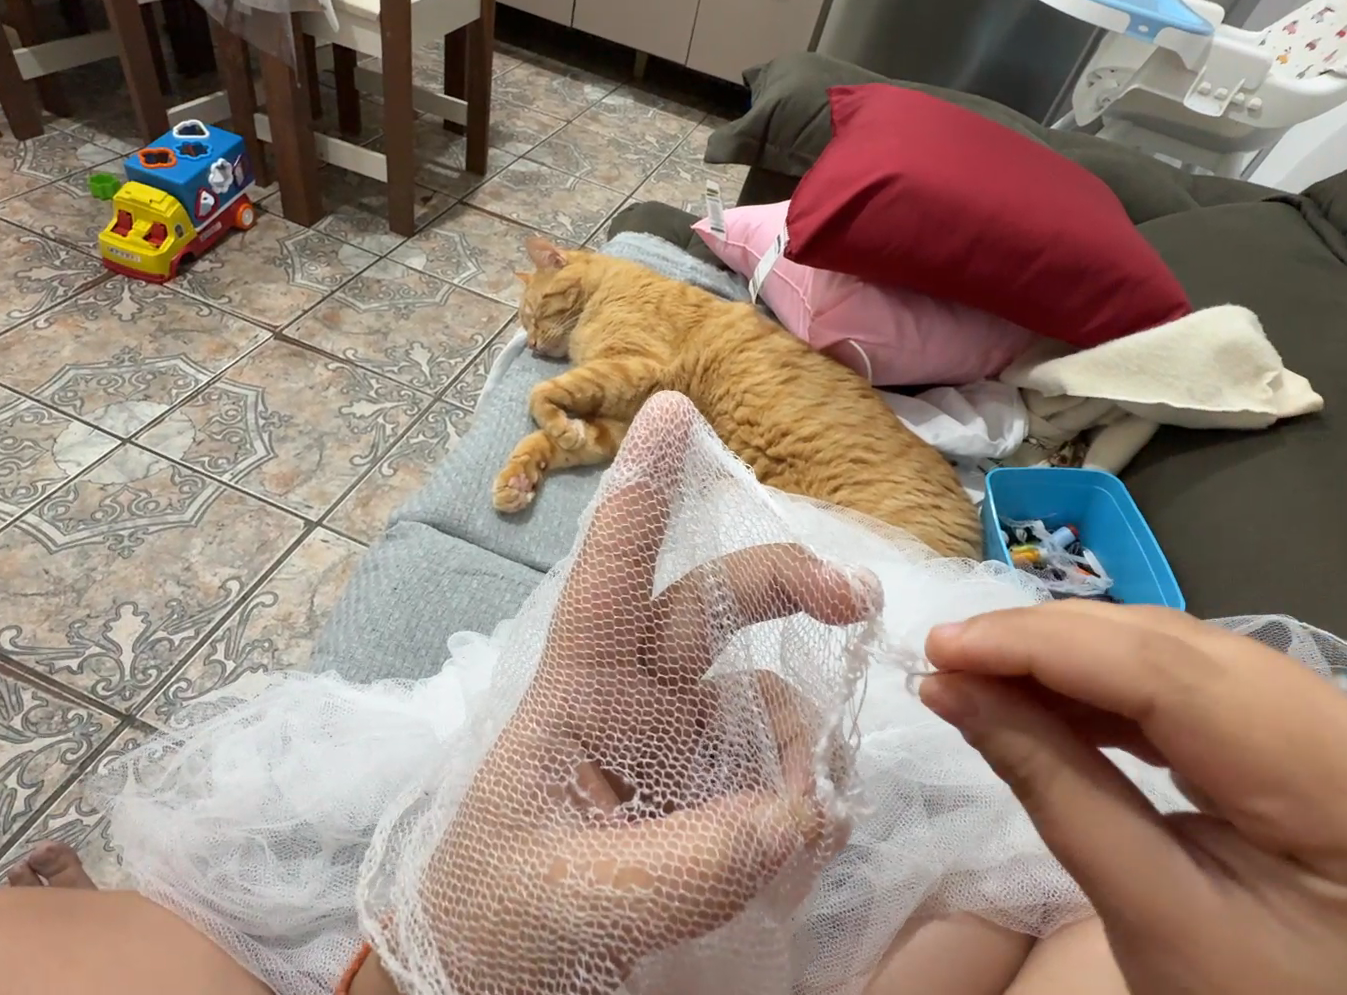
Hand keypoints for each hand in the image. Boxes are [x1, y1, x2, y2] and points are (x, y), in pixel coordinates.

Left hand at [398, 394, 879, 993]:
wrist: (492, 973)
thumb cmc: (496, 916)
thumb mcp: (577, 899)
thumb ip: (694, 863)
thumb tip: (802, 814)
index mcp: (577, 690)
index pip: (609, 573)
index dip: (641, 489)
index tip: (673, 407)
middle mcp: (633, 694)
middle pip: (712, 602)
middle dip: (782, 581)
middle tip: (854, 599)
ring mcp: (677, 737)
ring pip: (765, 695)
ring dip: (799, 746)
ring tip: (797, 829)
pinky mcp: (708, 784)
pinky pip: (777, 764)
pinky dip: (801, 795)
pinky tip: (794, 845)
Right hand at [919, 601, 1346, 994]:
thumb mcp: (1149, 918)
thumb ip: (1049, 783)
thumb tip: (946, 686)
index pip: (1180, 679)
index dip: (1045, 646)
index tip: (943, 644)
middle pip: (1191, 653)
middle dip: (1054, 642)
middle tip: (951, 654)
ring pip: (1196, 657)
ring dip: (1079, 658)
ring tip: (987, 671)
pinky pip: (1213, 692)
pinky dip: (1120, 688)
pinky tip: (1055, 695)